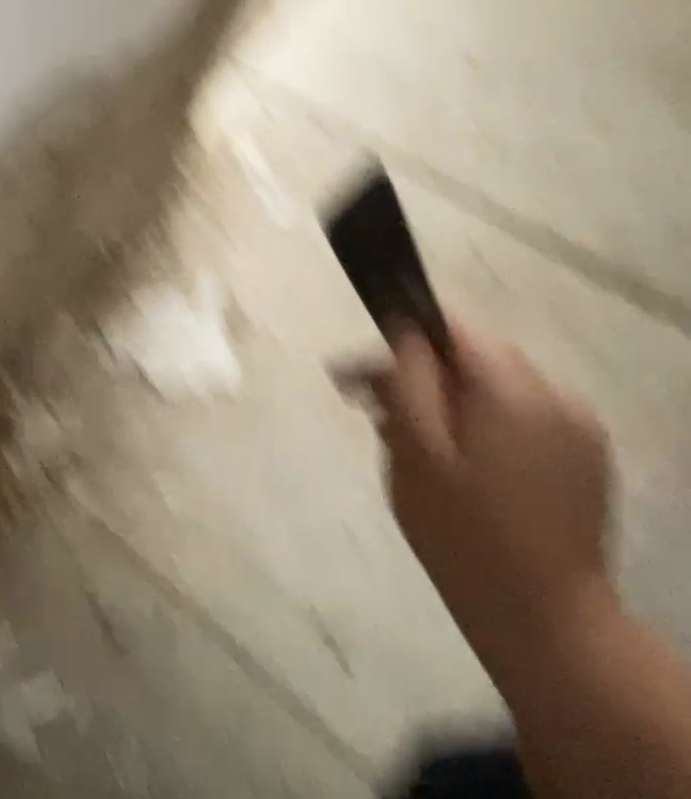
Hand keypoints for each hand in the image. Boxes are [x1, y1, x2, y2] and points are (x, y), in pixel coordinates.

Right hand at [349, 319, 616, 665]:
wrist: (538, 609)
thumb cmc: (458, 529)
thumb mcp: (413, 451)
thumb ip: (408, 384)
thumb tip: (402, 334)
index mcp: (515, 395)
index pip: (455, 331)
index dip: (402, 339)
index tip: (356, 373)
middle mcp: (559, 400)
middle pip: (477, 358)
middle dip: (420, 374)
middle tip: (368, 409)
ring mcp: (580, 431)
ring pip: (497, 388)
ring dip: (448, 400)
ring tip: (407, 441)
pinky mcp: (583, 459)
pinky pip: (521, 417)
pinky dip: (479, 423)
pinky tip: (454, 462)